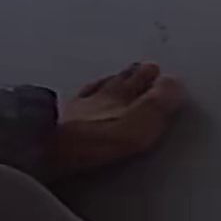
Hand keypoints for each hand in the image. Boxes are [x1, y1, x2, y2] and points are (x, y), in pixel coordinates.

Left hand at [50, 61, 184, 174]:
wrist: (45, 151)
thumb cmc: (102, 138)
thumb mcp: (144, 119)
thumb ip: (160, 101)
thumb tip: (174, 80)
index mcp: (119, 97)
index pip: (136, 83)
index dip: (147, 77)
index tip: (155, 68)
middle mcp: (94, 100)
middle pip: (113, 85)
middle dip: (126, 77)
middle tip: (136, 68)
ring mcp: (69, 112)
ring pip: (90, 93)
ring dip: (101, 86)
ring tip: (107, 80)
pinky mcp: (46, 127)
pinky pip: (66, 107)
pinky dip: (76, 101)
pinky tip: (73, 102)